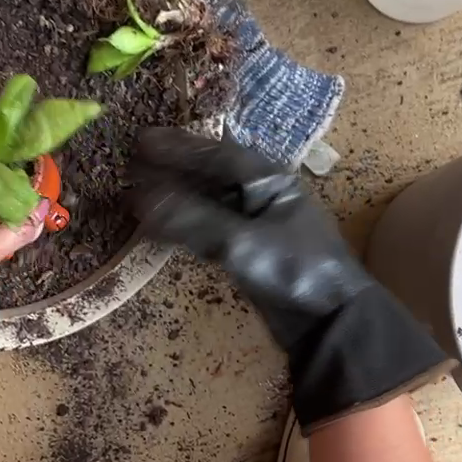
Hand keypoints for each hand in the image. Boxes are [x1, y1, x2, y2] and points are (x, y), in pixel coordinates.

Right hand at [129, 129, 371, 349]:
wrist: (328, 320)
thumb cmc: (292, 270)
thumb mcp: (239, 242)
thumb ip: (189, 220)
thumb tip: (139, 199)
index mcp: (268, 181)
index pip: (216, 154)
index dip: (178, 146)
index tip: (141, 141)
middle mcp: (261, 196)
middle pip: (210, 174)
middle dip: (172, 168)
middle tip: (133, 163)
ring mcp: (255, 224)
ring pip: (206, 201)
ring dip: (173, 197)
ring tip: (139, 193)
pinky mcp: (247, 251)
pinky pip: (206, 228)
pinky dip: (181, 225)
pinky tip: (160, 228)